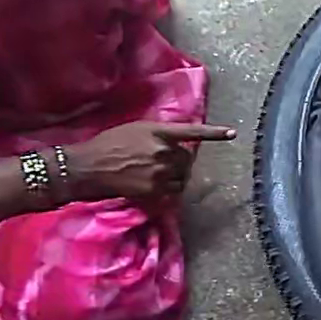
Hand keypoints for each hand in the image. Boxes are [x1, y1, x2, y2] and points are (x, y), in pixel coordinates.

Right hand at [65, 122, 234, 199]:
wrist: (87, 167)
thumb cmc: (107, 145)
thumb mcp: (134, 129)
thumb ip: (158, 133)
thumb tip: (175, 141)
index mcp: (159, 132)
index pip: (193, 132)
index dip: (214, 133)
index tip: (233, 133)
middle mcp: (163, 150)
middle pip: (187, 158)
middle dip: (180, 162)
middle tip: (162, 164)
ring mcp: (161, 171)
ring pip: (183, 176)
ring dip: (176, 176)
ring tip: (156, 175)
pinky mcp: (156, 189)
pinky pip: (173, 190)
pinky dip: (169, 189)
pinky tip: (154, 186)